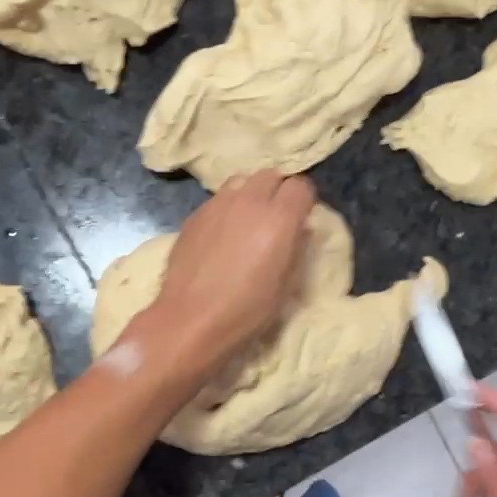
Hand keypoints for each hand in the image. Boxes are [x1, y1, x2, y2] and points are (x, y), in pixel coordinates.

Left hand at [148, 170, 315, 377]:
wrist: (191, 320)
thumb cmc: (247, 310)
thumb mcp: (286, 285)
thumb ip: (297, 248)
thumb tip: (300, 230)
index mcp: (279, 219)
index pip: (301, 186)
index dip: (304, 201)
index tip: (302, 218)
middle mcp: (249, 202)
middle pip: (270, 175)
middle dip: (278, 191)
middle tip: (277, 217)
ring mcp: (217, 205)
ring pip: (241, 181)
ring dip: (251, 194)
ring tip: (248, 221)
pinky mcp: (194, 216)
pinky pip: (218, 200)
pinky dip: (227, 209)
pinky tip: (222, 236)